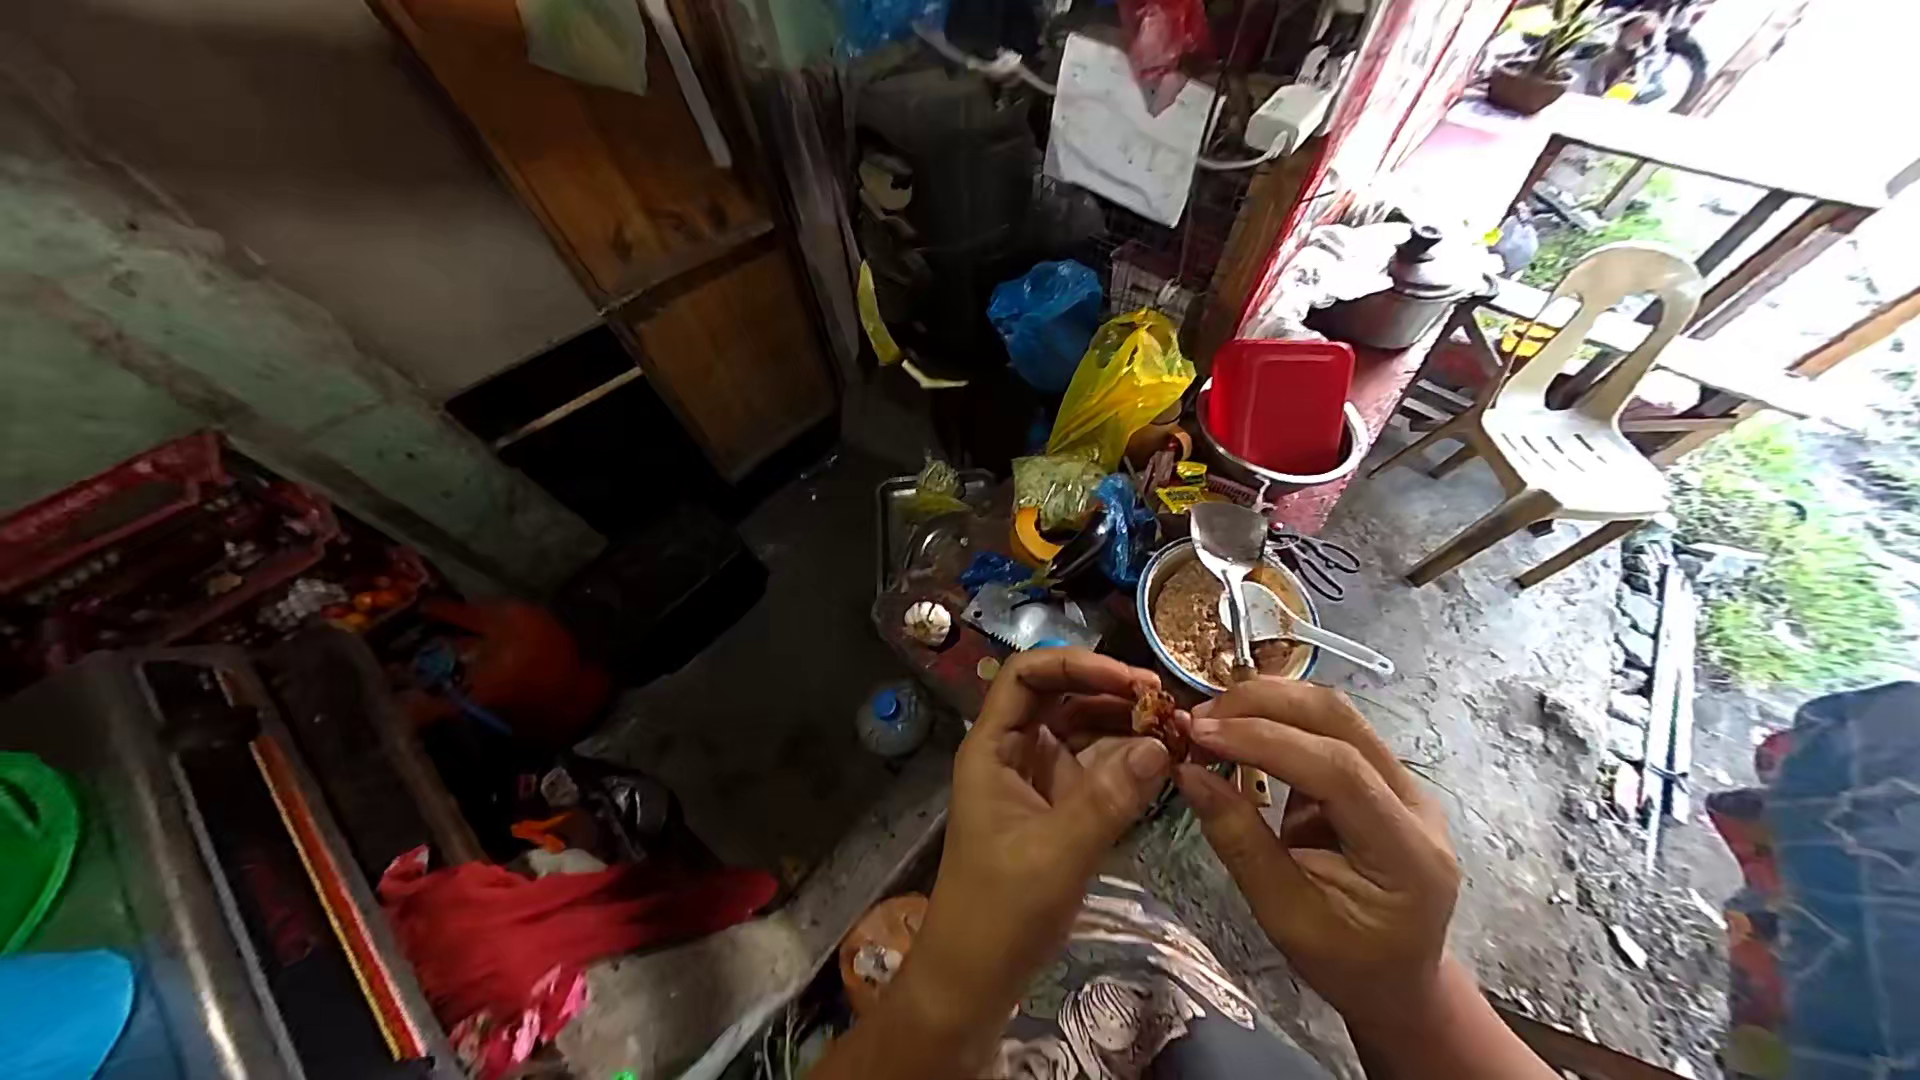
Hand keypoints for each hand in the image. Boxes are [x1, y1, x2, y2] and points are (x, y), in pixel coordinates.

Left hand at [906, 649, 1173, 1043]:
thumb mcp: (1057, 853)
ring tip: (1171, 723)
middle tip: (1163, 699)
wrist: (975, 977)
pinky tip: (1159, 756)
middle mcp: (1014, 750)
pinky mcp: (1060, 804)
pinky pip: (1094, 764)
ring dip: (1122, 721)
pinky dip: (1125, 756)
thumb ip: (1110, 799)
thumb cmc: (999, 911)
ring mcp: (1038, 776)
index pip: (1025, 675)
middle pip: (1059, 695)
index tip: (1127, 679)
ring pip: (1080, 727)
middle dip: (1107, 689)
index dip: (1073, 664)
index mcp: (993, 746)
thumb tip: (1162, 747)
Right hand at [1174, 679, 1459, 1037]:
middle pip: (1336, 717)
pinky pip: (1321, 722)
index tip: (1199, 734)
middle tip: (1197, 720)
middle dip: (1260, 704)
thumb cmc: (1344, 960)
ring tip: (1209, 720)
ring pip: (1329, 709)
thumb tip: (1186, 772)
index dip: (1262, 741)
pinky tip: (1235, 728)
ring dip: (1263, 701)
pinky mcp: (1373, 770)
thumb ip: (1237, 839)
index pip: (1337, 769)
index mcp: (1407, 850)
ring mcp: (1399, 779)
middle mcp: (1413, 800)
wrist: (1395, 977)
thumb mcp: (1283, 913)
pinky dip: (1271, 714)